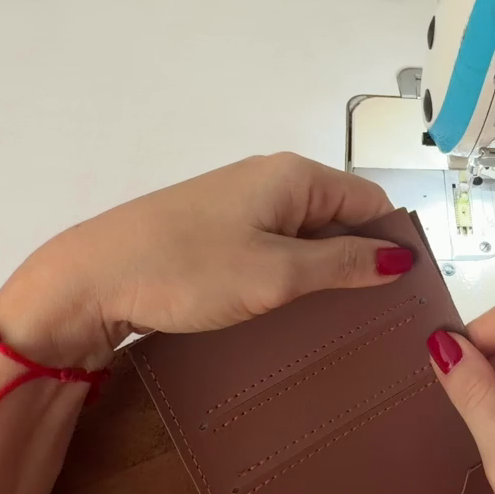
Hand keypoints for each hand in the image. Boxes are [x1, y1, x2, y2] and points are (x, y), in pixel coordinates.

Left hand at [0, 153, 413, 366]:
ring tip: (339, 317)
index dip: (392, 242)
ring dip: (325, 269)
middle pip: (341, 215)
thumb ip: (344, 262)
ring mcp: (243, 201)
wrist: (88, 278)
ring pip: (308, 233)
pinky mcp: (219, 225)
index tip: (406, 292)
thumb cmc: (190, 269)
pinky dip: (292, 271)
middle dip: (360, 259)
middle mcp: (274, 178)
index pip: (370, 201)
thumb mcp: (277, 273)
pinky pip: (276, 243)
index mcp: (296, 176)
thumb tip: (400, 257)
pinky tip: (293, 306)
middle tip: (377, 315)